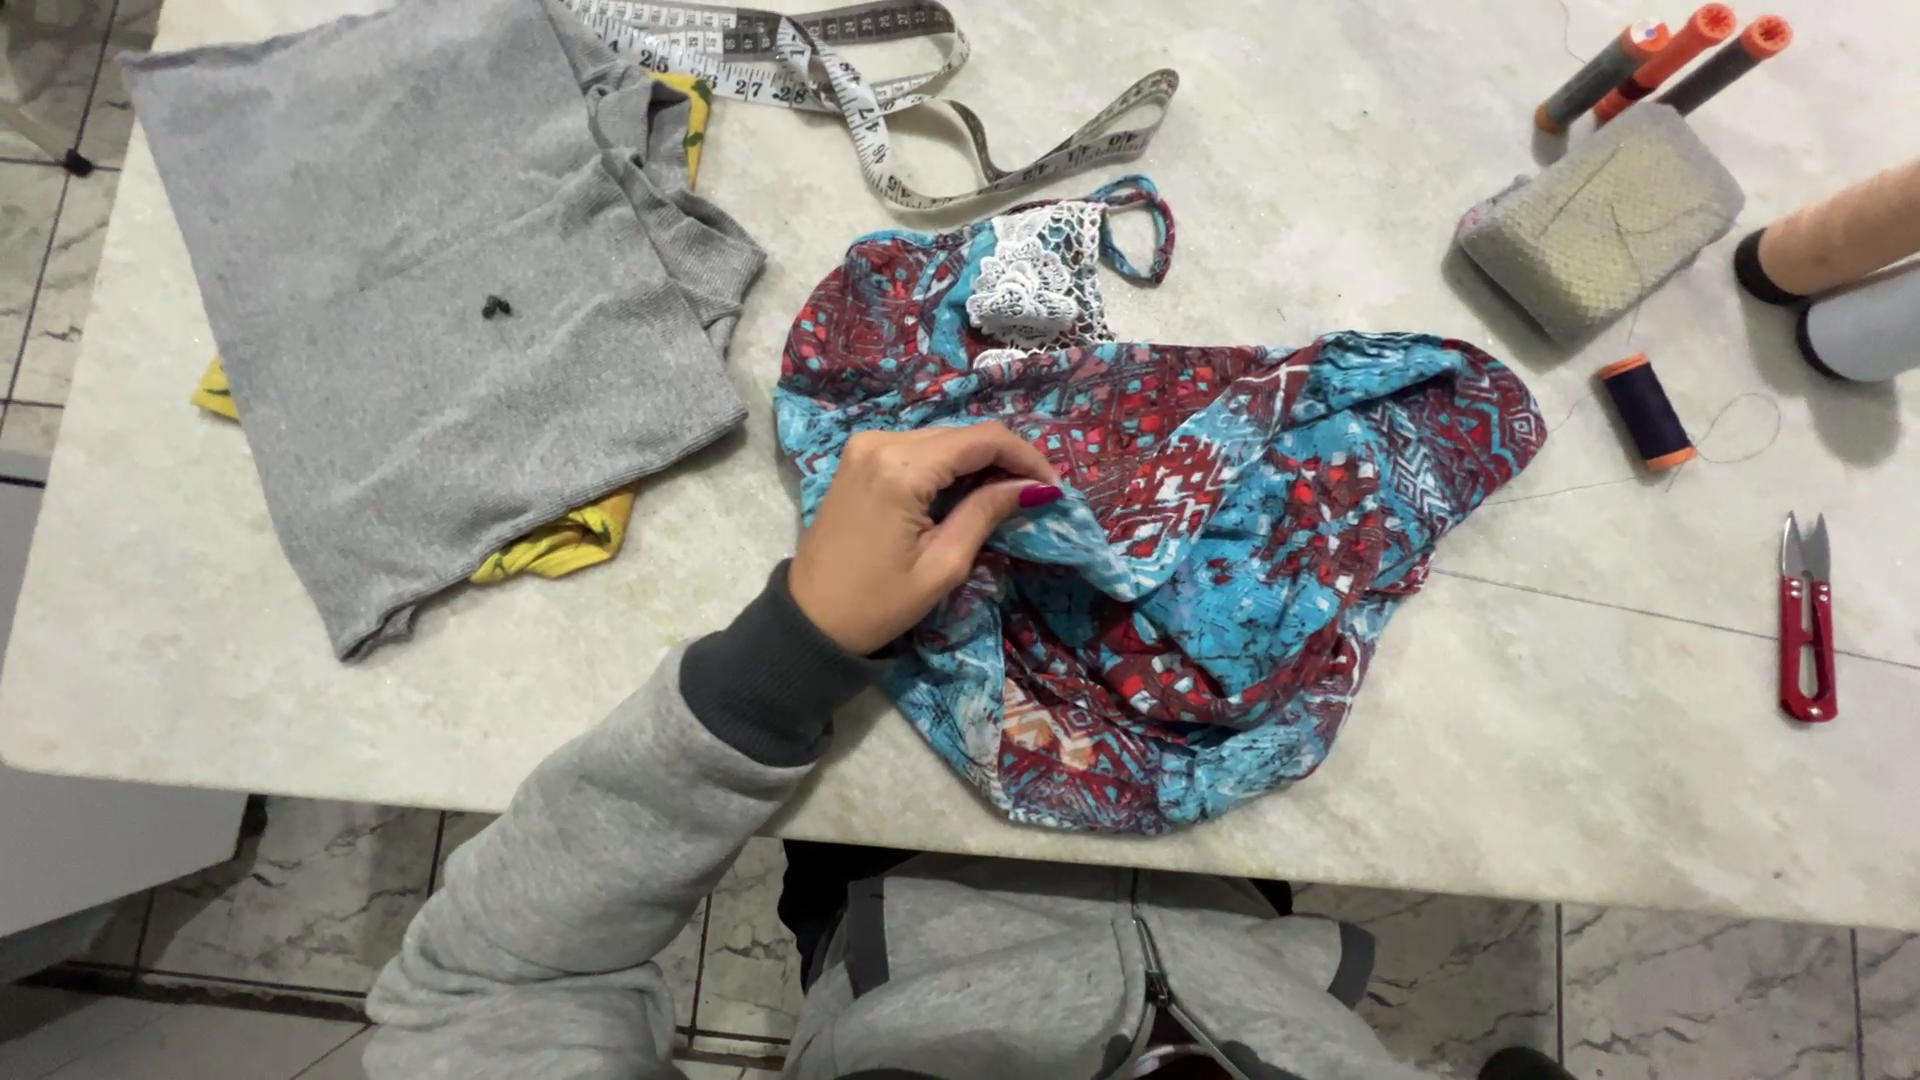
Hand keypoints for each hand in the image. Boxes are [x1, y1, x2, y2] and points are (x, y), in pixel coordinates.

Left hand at [788, 423, 1063, 654]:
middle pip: (962, 434)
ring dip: (978, 461)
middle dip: (1005, 459)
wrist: (808, 620)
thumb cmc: (876, 605)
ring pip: (942, 439)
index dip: (1026, 457)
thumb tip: (1035, 488)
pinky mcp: (858, 458)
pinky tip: (967, 490)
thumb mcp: (942, 565)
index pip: (982, 439)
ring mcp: (864, 446)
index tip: (1053, 487)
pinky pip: (917, 449)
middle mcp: (880, 441)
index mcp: (901, 468)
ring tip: (1008, 495)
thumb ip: (986, 513)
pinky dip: (948, 465)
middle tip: (1036, 494)